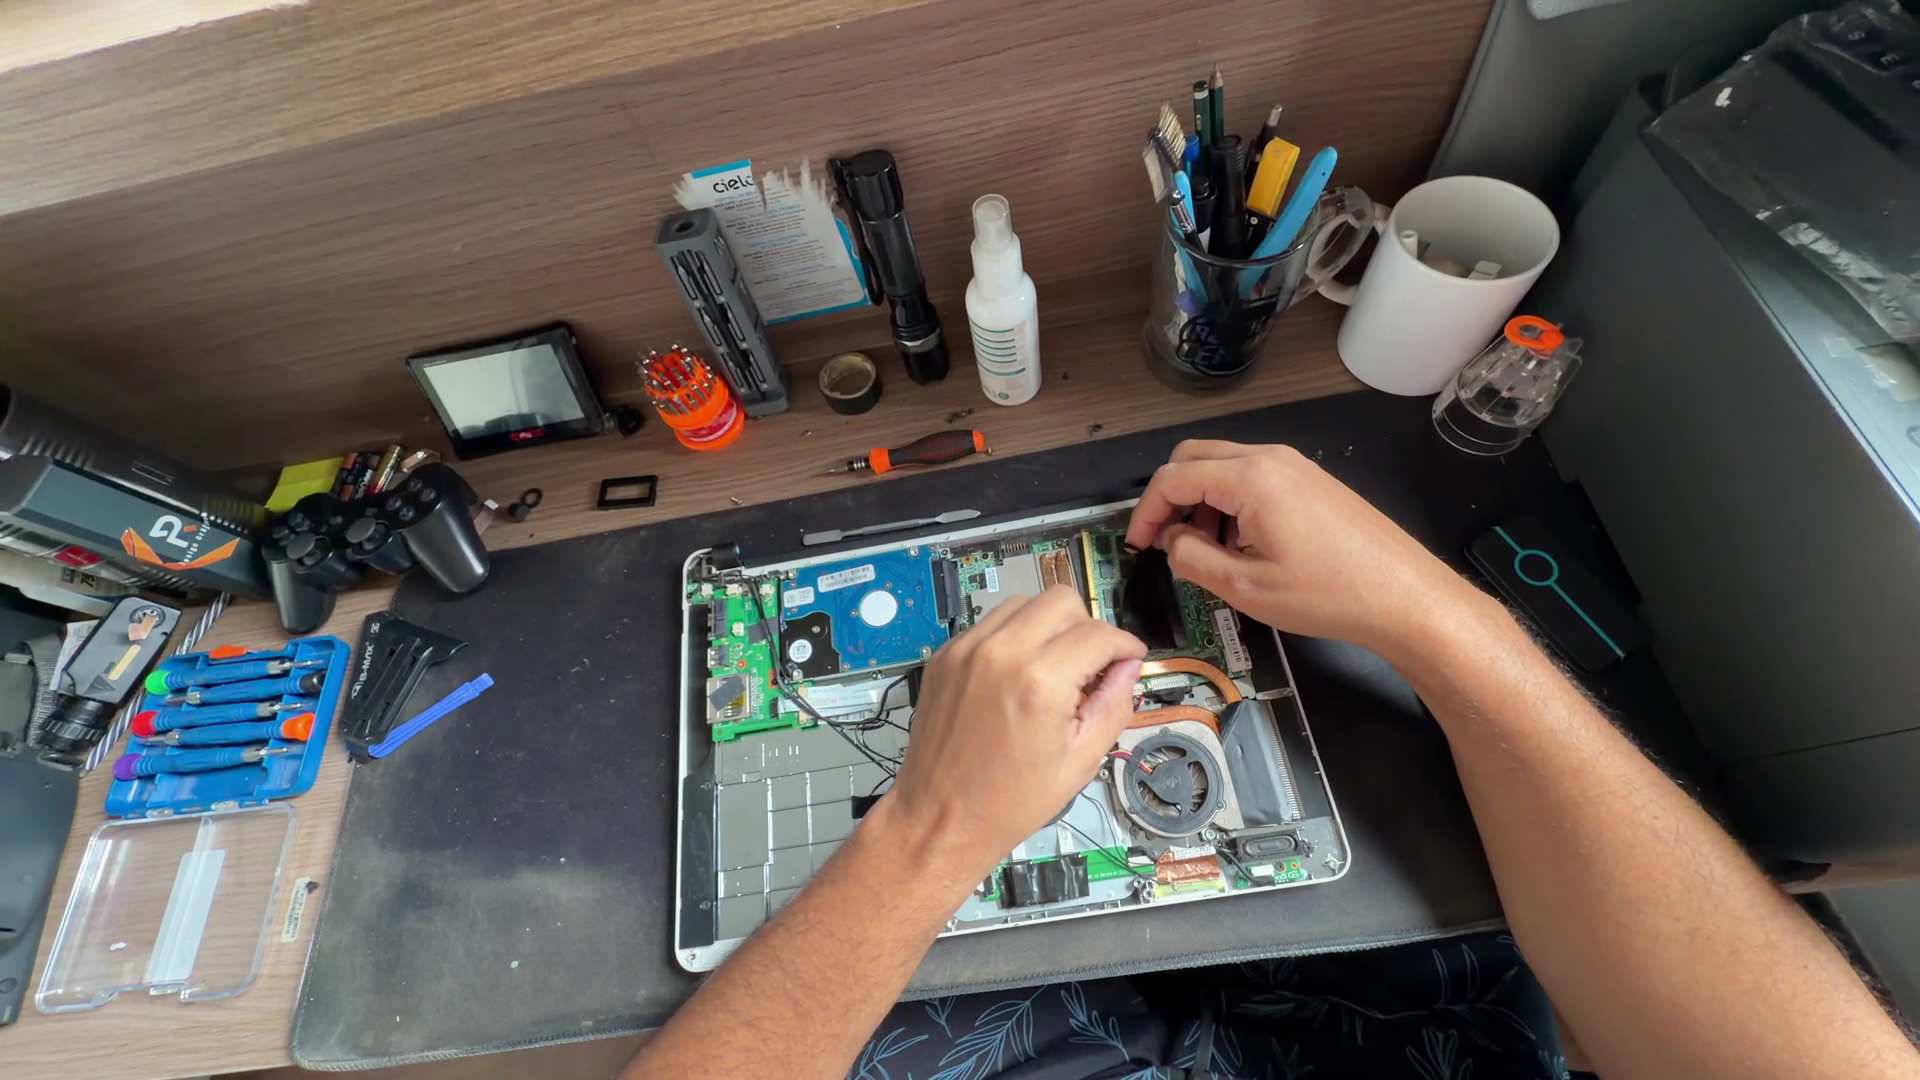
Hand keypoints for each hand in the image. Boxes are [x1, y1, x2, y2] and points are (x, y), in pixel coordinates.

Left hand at [877, 586, 1144, 884]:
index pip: (1098, 634)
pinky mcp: (945, 654)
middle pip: (1061, 599)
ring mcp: (966, 649)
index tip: (1129, 657)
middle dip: (1086, 625)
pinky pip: (990, 623)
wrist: (940, 817)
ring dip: (1048, 625)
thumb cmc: (1009, 801)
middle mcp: (1000, 653)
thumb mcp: (1080, 761)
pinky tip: (1018, 673)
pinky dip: (1013, 636)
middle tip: (1090, 663)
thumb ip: (1114, 705)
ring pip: (1023, 602)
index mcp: (1039, 682)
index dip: (1124, 644)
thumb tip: (1128, 668)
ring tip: (1053, 667)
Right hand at [1123, 440, 1482, 658]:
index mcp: (1249, 478)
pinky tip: (1241, 540)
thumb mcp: (1243, 587)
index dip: (1145, 512)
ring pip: (1221, 463)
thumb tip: (1171, 539)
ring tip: (1204, 546)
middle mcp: (1269, 457)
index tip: (1137, 545)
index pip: (1172, 478)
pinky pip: (1251, 474)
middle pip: (1192, 456)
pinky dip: (1227, 498)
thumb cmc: (1324, 594)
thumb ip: (1191, 557)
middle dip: (1168, 496)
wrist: (1407, 598)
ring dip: (1199, 497)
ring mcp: (1294, 464)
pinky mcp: (1311, 479)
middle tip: (1164, 540)